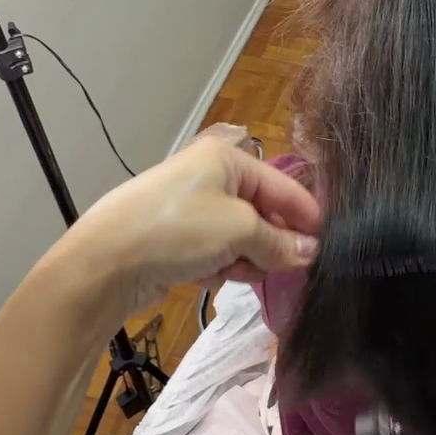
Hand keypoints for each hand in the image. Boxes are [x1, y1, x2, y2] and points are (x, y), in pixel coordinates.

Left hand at [56, 125, 321, 318]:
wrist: (105, 261)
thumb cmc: (178, 230)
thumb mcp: (239, 230)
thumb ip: (280, 242)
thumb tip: (311, 253)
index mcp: (228, 158)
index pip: (285, 186)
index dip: (308, 218)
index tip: (330, 249)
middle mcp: (211, 176)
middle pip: (264, 213)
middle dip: (272, 242)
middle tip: (279, 267)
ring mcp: (193, 208)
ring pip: (243, 237)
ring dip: (246, 258)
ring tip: (233, 271)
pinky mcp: (178, 238)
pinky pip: (218, 251)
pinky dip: (221, 265)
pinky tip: (209, 276)